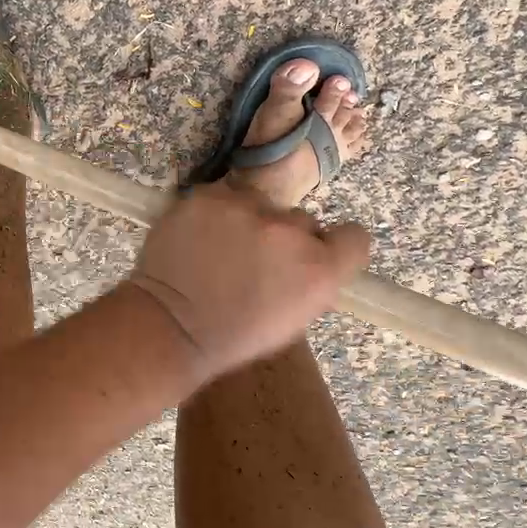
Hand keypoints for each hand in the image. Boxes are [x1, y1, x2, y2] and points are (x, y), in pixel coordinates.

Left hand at [124, 182, 370, 379]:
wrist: (171, 323)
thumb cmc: (235, 333)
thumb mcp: (296, 316)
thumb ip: (313, 279)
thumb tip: (313, 258)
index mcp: (319, 268)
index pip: (354, 237)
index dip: (336, 245)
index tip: (316, 252)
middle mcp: (288, 231)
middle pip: (301, 219)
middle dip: (283, 235)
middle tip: (255, 256)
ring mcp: (245, 209)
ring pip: (260, 201)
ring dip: (248, 217)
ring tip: (222, 243)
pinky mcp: (206, 197)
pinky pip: (222, 194)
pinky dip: (215, 210)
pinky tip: (199, 234)